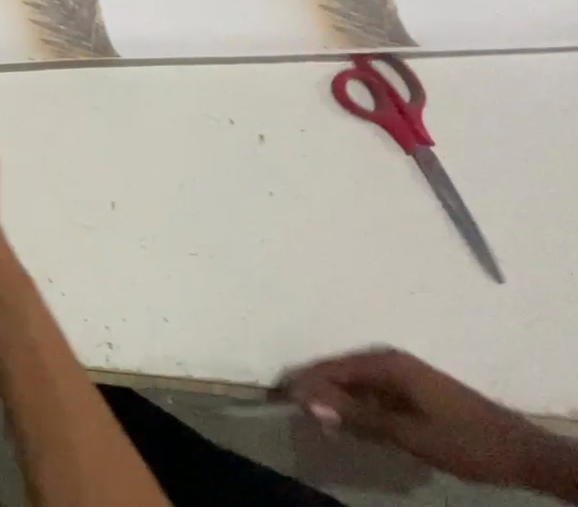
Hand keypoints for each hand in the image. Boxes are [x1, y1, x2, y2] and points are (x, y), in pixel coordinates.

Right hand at [283, 348, 561, 488]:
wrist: (528, 455)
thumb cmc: (465, 441)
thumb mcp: (407, 433)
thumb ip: (355, 415)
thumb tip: (306, 401)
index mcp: (384, 363)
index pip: (329, 368)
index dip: (305, 384)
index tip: (285, 402)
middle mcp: (389, 359)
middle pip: (339, 371)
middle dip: (320, 392)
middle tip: (306, 417)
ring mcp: (404, 372)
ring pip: (356, 382)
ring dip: (340, 400)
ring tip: (329, 424)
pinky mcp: (414, 386)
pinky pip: (372, 389)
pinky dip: (359, 404)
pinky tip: (358, 422)